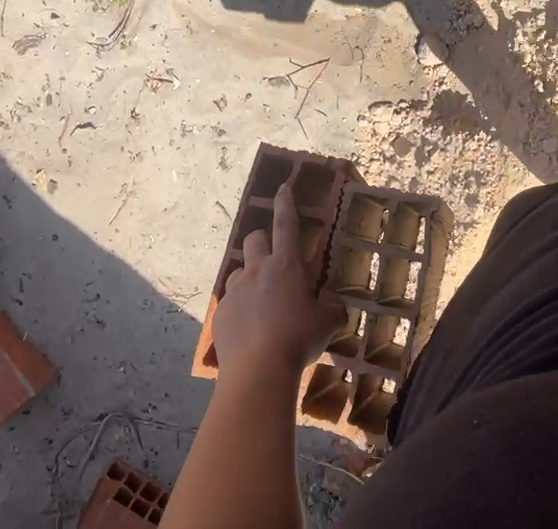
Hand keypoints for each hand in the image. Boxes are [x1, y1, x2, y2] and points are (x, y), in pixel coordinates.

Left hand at [213, 182, 341, 380]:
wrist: (258, 370)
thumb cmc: (299, 338)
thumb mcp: (328, 324)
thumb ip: (332, 311)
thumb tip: (336, 309)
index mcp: (286, 265)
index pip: (286, 223)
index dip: (286, 203)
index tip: (283, 187)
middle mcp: (258, 270)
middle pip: (254, 239)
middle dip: (262, 242)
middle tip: (273, 261)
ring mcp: (235, 292)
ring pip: (239, 271)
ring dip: (249, 278)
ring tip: (261, 302)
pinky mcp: (220, 314)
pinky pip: (230, 303)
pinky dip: (240, 310)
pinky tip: (249, 330)